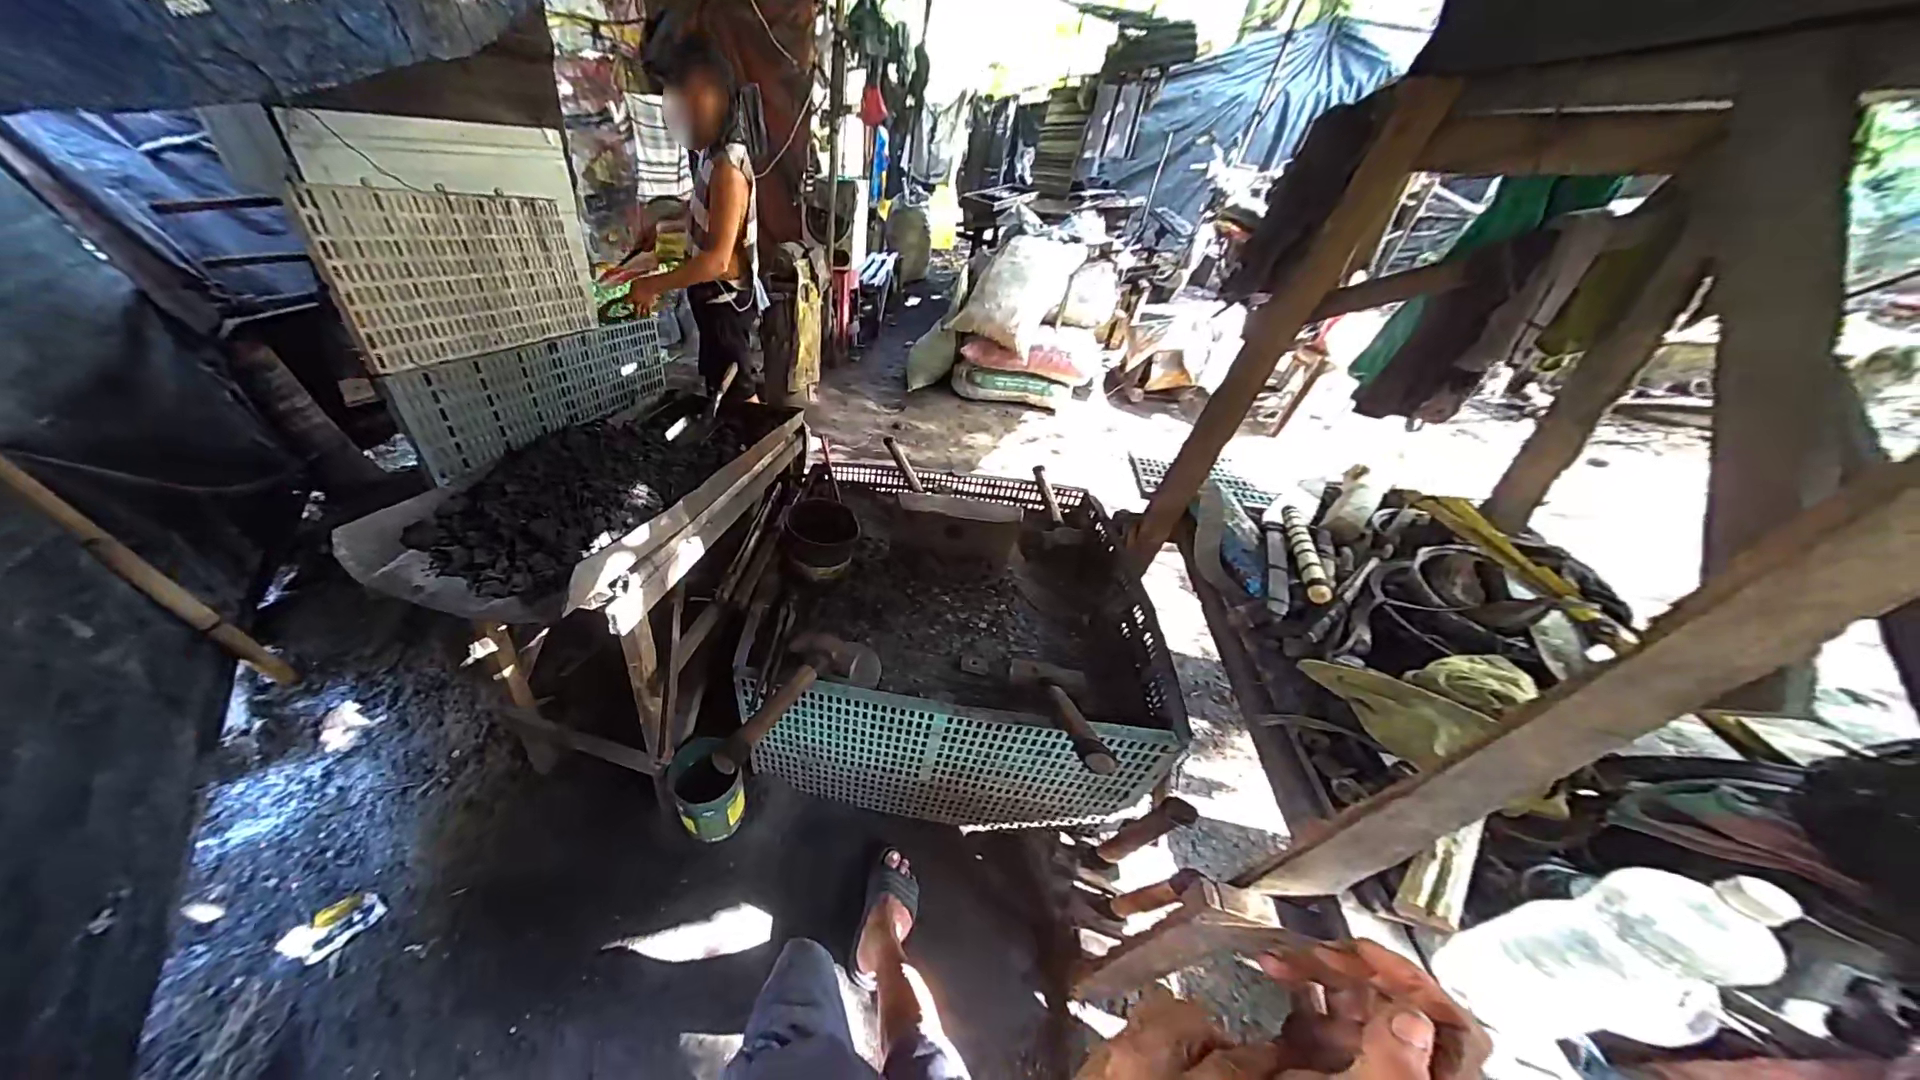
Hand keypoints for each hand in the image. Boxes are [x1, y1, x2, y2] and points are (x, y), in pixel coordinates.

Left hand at [627, 277, 664, 314]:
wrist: (652, 285)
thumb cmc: (642, 282)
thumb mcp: (633, 283)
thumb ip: (631, 289)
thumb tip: (631, 290)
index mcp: (632, 296)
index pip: (626, 302)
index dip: (625, 302)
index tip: (625, 301)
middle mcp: (638, 302)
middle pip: (635, 311)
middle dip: (634, 313)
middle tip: (634, 315)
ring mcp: (645, 304)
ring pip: (643, 313)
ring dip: (642, 315)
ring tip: (642, 317)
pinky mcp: (651, 304)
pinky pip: (649, 311)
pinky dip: (649, 313)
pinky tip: (649, 314)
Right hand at [1260, 941, 1489, 1079]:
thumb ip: (1394, 1069)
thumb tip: (1411, 1017)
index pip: (1449, 1023)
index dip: (1412, 980)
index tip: (1363, 952)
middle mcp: (1406, 1072)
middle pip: (1399, 1005)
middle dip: (1353, 969)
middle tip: (1313, 952)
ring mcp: (1367, 1068)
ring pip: (1359, 1005)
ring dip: (1319, 972)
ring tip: (1282, 960)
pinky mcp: (1330, 1064)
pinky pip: (1324, 1016)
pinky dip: (1301, 990)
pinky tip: (1277, 975)